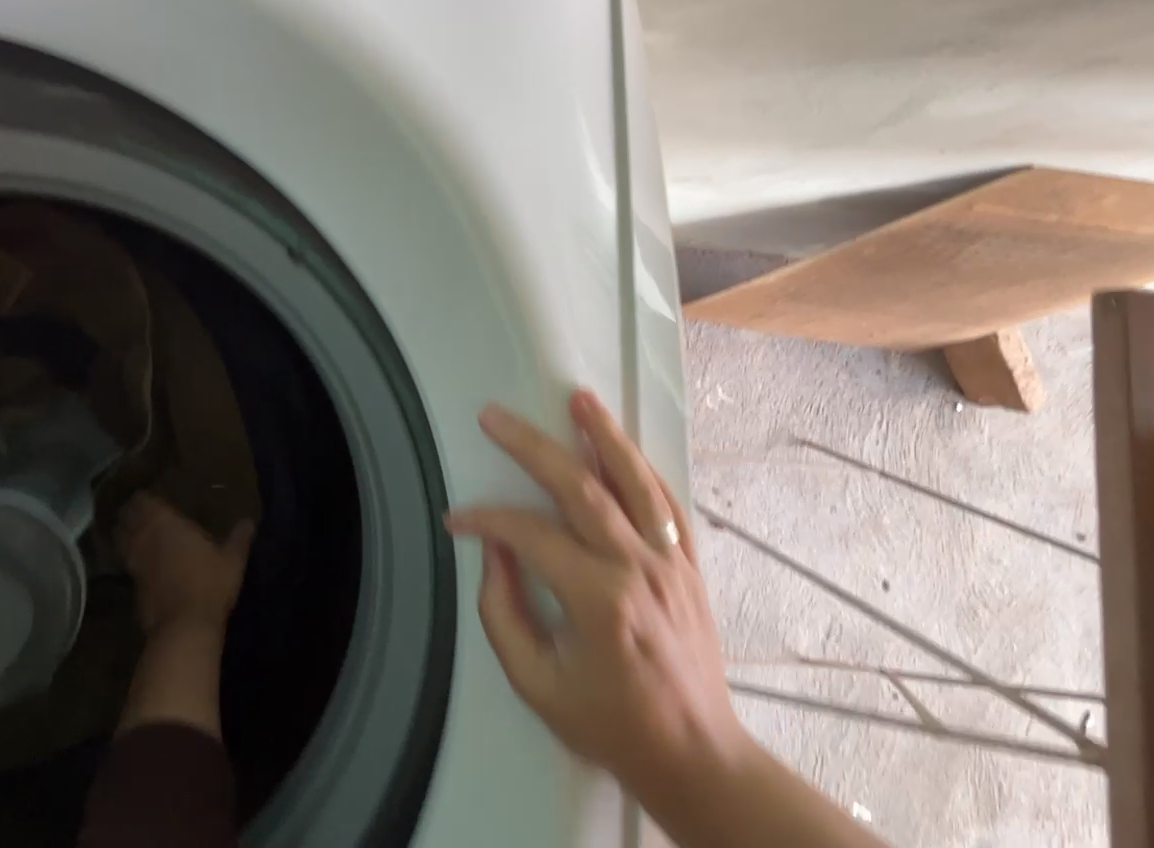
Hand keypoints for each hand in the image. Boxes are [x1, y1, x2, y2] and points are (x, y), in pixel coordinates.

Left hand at [116, 492, 254, 637]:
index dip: (143, 498)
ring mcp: (134, 564)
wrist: (184, 628)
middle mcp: (144, 538)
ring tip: (133, 532)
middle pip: (126, 519)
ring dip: (124, 535)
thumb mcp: (233, 560)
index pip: (143, 501)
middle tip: (139, 511)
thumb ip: (239, 538)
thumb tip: (249, 521)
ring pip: (120, 541)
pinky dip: (128, 559)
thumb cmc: (210, 584)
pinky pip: (126, 564)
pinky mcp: (132, 587)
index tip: (149, 495)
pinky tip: (139, 562)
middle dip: (130, 513)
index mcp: (165, 523)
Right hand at [445, 389, 752, 814]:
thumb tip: (494, 553)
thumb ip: (503, 613)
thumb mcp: (536, 683)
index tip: (458, 519)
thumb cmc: (612, 725)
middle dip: (531, 446)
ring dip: (603, 435)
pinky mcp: (689, 566)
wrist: (695, 756)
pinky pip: (667, 504)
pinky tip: (623, 448)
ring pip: (634, 481)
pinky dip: (643, 470)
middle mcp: (638, 568)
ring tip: (578, 398)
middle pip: (579, 487)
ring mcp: (670, 562)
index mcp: (599, 599)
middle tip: (495, 417)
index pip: (530, 534)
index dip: (486, 519)